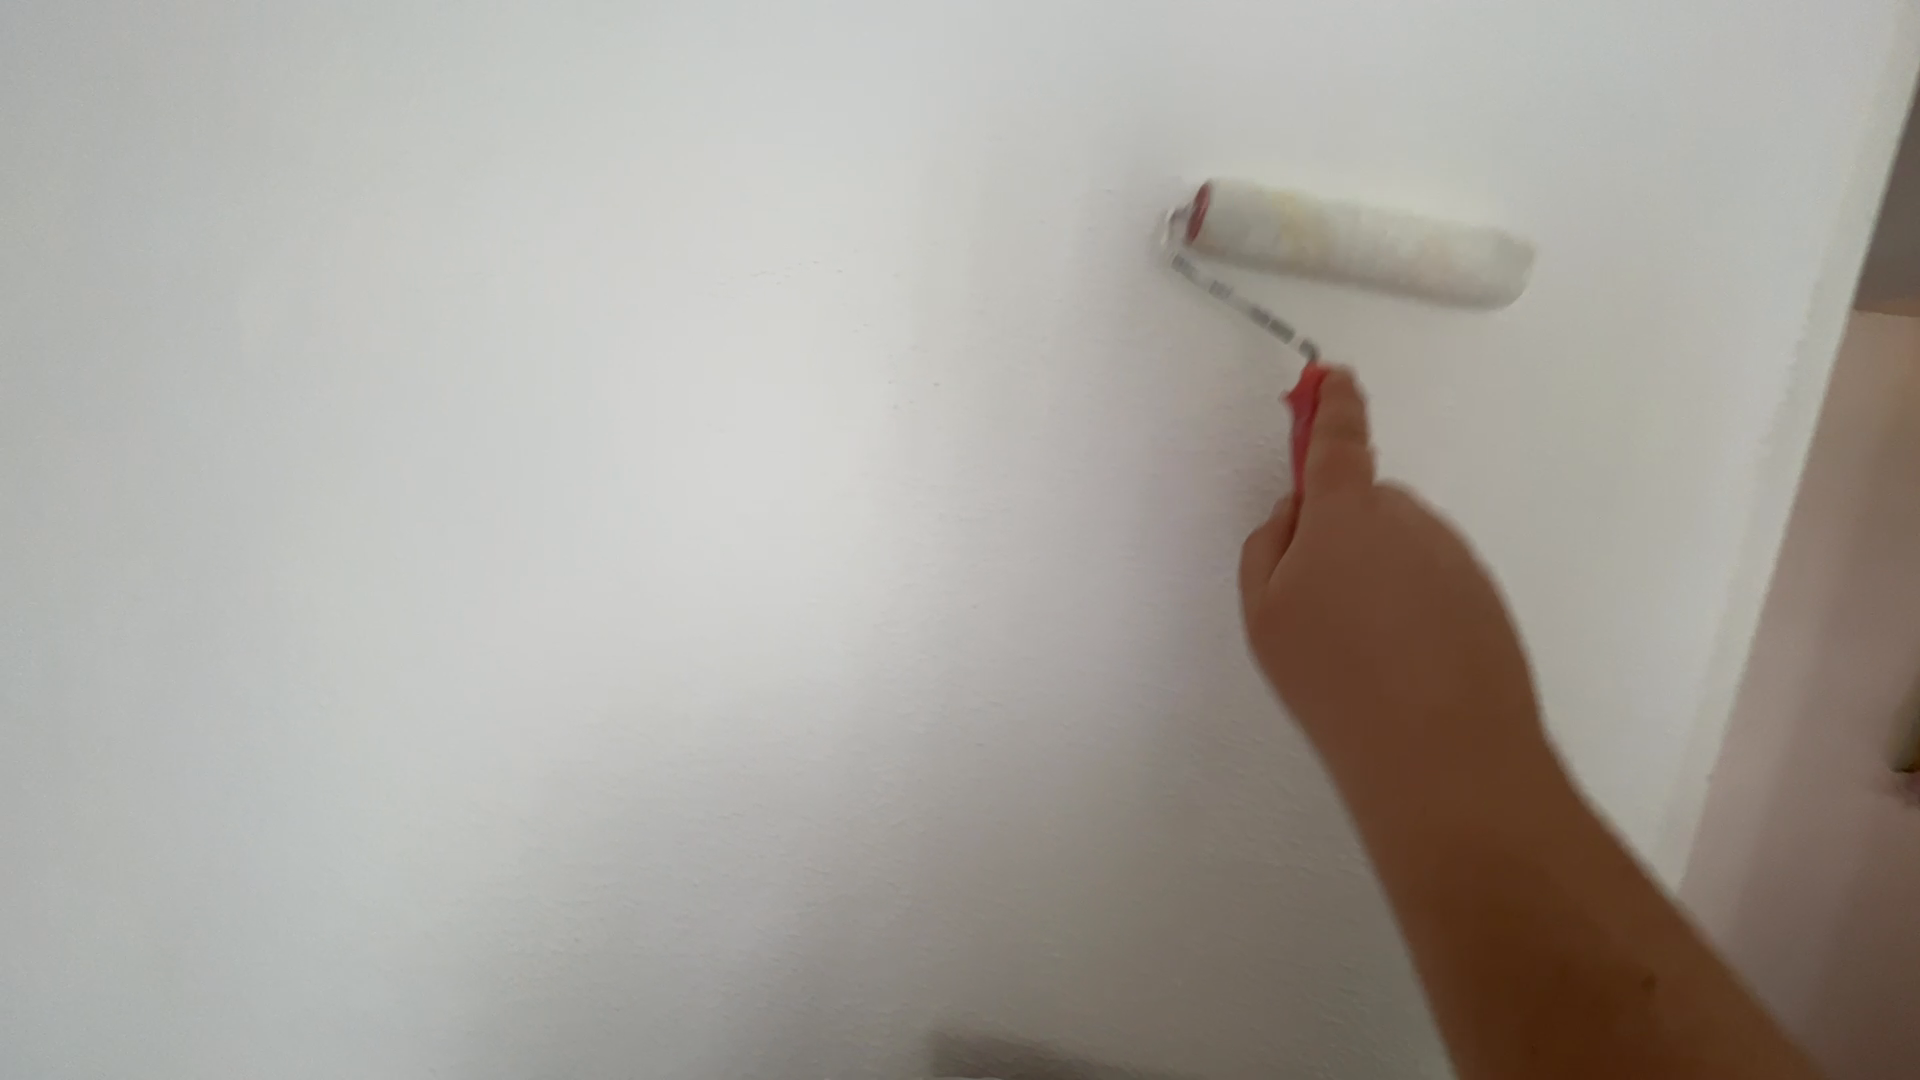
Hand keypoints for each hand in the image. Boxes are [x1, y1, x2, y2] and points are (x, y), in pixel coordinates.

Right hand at [1238, 368, 1545, 779]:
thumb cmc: (1328, 673)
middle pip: (1364, 503)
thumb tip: (1297, 512)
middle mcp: (1408, 520)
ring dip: (1373, 572)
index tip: (1331, 375)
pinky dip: (1408, 603)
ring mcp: (1454, 559)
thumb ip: (1267, 542)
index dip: (1332, 405)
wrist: (1439, 754)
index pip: (1339, 443)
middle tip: (1316, 602)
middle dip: (1337, 531)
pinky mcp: (1485, 599)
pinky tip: (1398, 661)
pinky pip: (1431, 578)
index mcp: (1347, 514)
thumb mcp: (1261, 609)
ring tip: (1360, 647)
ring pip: (1398, 543)